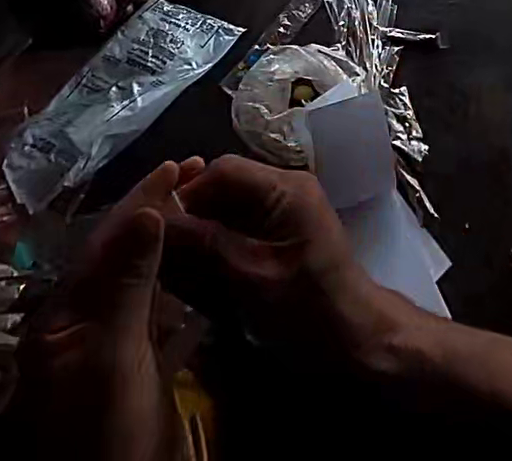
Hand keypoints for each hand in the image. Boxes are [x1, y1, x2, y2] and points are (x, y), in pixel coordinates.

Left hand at [21, 158, 202, 460]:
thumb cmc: (102, 430)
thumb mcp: (110, 355)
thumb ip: (126, 282)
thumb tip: (148, 211)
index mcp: (68, 312)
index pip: (109, 239)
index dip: (143, 199)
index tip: (177, 164)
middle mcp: (88, 318)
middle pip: (127, 250)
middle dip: (161, 208)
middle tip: (197, 173)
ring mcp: (116, 342)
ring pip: (147, 273)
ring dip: (174, 236)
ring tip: (204, 204)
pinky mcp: (141, 362)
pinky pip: (164, 305)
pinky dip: (184, 277)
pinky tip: (205, 262)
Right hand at [161, 155, 403, 366]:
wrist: (358, 341)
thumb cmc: (310, 309)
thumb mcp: (253, 278)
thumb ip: (205, 246)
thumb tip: (155, 221)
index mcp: (285, 188)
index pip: (223, 171)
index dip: (185, 194)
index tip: (153, 228)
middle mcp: (285, 187)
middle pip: (223, 186)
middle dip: (190, 214)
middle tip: (157, 248)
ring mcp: (284, 209)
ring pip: (227, 207)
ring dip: (199, 231)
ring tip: (170, 261)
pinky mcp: (280, 232)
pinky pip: (238, 225)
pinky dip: (215, 244)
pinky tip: (194, 270)